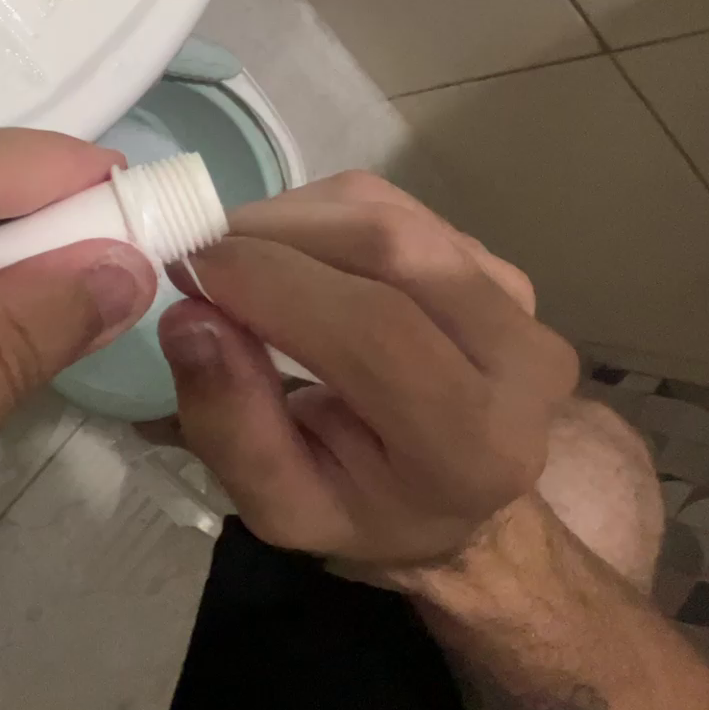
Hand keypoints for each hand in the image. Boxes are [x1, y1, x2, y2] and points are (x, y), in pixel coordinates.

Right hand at [158, 172, 575, 587]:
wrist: (449, 492)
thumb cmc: (362, 505)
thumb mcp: (279, 506)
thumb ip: (230, 425)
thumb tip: (189, 318)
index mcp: (476, 444)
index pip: (374, 330)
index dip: (271, 282)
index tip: (186, 269)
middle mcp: (522, 356)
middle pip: (385, 246)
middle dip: (269, 235)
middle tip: (197, 258)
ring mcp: (513, 293)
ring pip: (380, 212)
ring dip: (284, 220)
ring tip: (235, 261)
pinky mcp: (485, 255)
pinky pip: (383, 203)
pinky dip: (311, 213)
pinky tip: (284, 254)